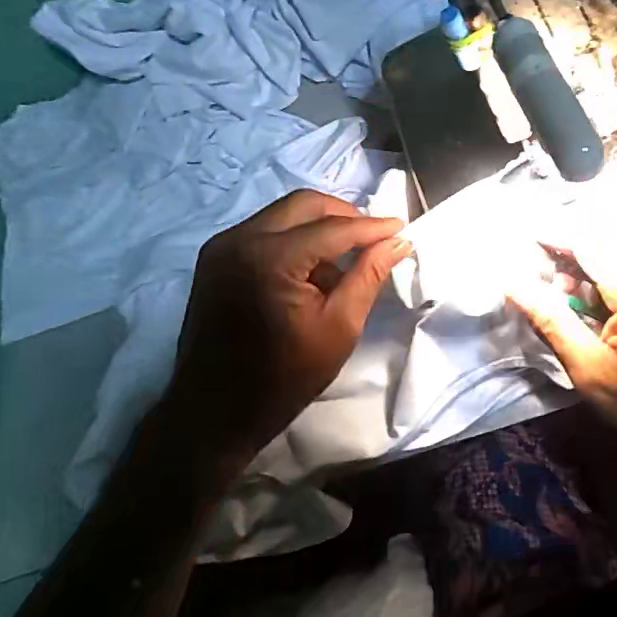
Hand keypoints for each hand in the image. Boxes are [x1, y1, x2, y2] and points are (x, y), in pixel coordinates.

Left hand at [163, 190, 411, 462]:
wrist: (215, 411)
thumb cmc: (284, 377)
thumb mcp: (339, 328)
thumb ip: (368, 277)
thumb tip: (397, 241)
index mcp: (270, 258)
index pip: (333, 228)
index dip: (371, 227)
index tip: (401, 228)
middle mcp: (240, 238)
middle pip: (304, 204)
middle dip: (344, 216)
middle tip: (373, 239)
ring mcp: (222, 246)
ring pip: (283, 214)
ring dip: (318, 227)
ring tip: (343, 261)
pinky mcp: (214, 257)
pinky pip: (264, 231)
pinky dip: (293, 239)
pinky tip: (311, 271)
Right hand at [509, 233, 616, 466]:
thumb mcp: (593, 373)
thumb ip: (552, 322)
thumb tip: (515, 285)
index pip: (587, 241)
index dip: (553, 237)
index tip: (526, 243)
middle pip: (606, 235)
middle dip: (573, 248)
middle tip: (550, 279)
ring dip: (596, 256)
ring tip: (576, 292)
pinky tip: (607, 295)